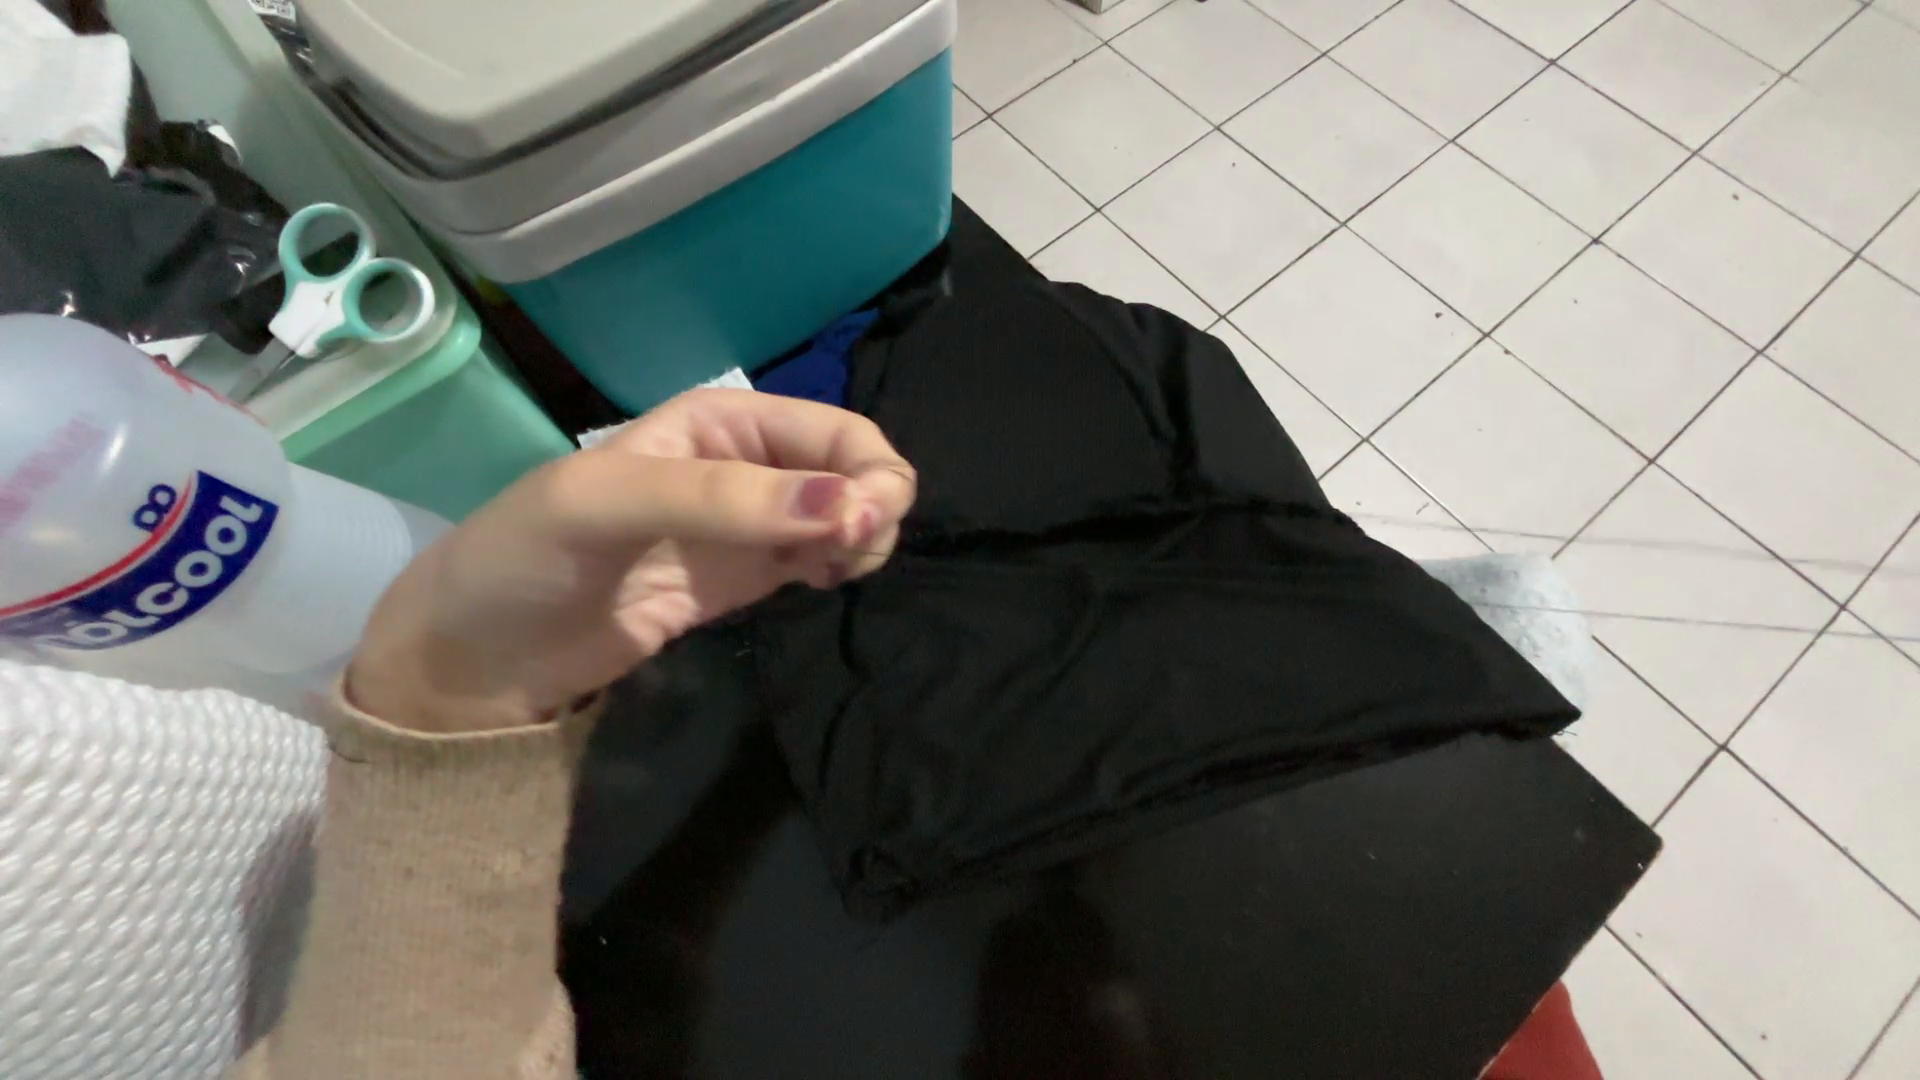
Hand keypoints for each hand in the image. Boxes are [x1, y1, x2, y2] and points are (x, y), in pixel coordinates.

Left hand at [344, 389, 915, 732]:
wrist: (482, 657)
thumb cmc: (526, 558)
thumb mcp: (607, 504)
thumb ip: (725, 501)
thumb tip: (849, 506)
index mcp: (721, 421)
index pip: (834, 430)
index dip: (867, 472)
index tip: (862, 526)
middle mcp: (748, 463)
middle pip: (853, 469)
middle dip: (873, 505)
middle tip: (850, 555)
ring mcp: (752, 523)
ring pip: (848, 513)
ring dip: (863, 538)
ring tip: (830, 572)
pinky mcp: (752, 574)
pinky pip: (824, 556)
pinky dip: (842, 564)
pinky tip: (819, 582)